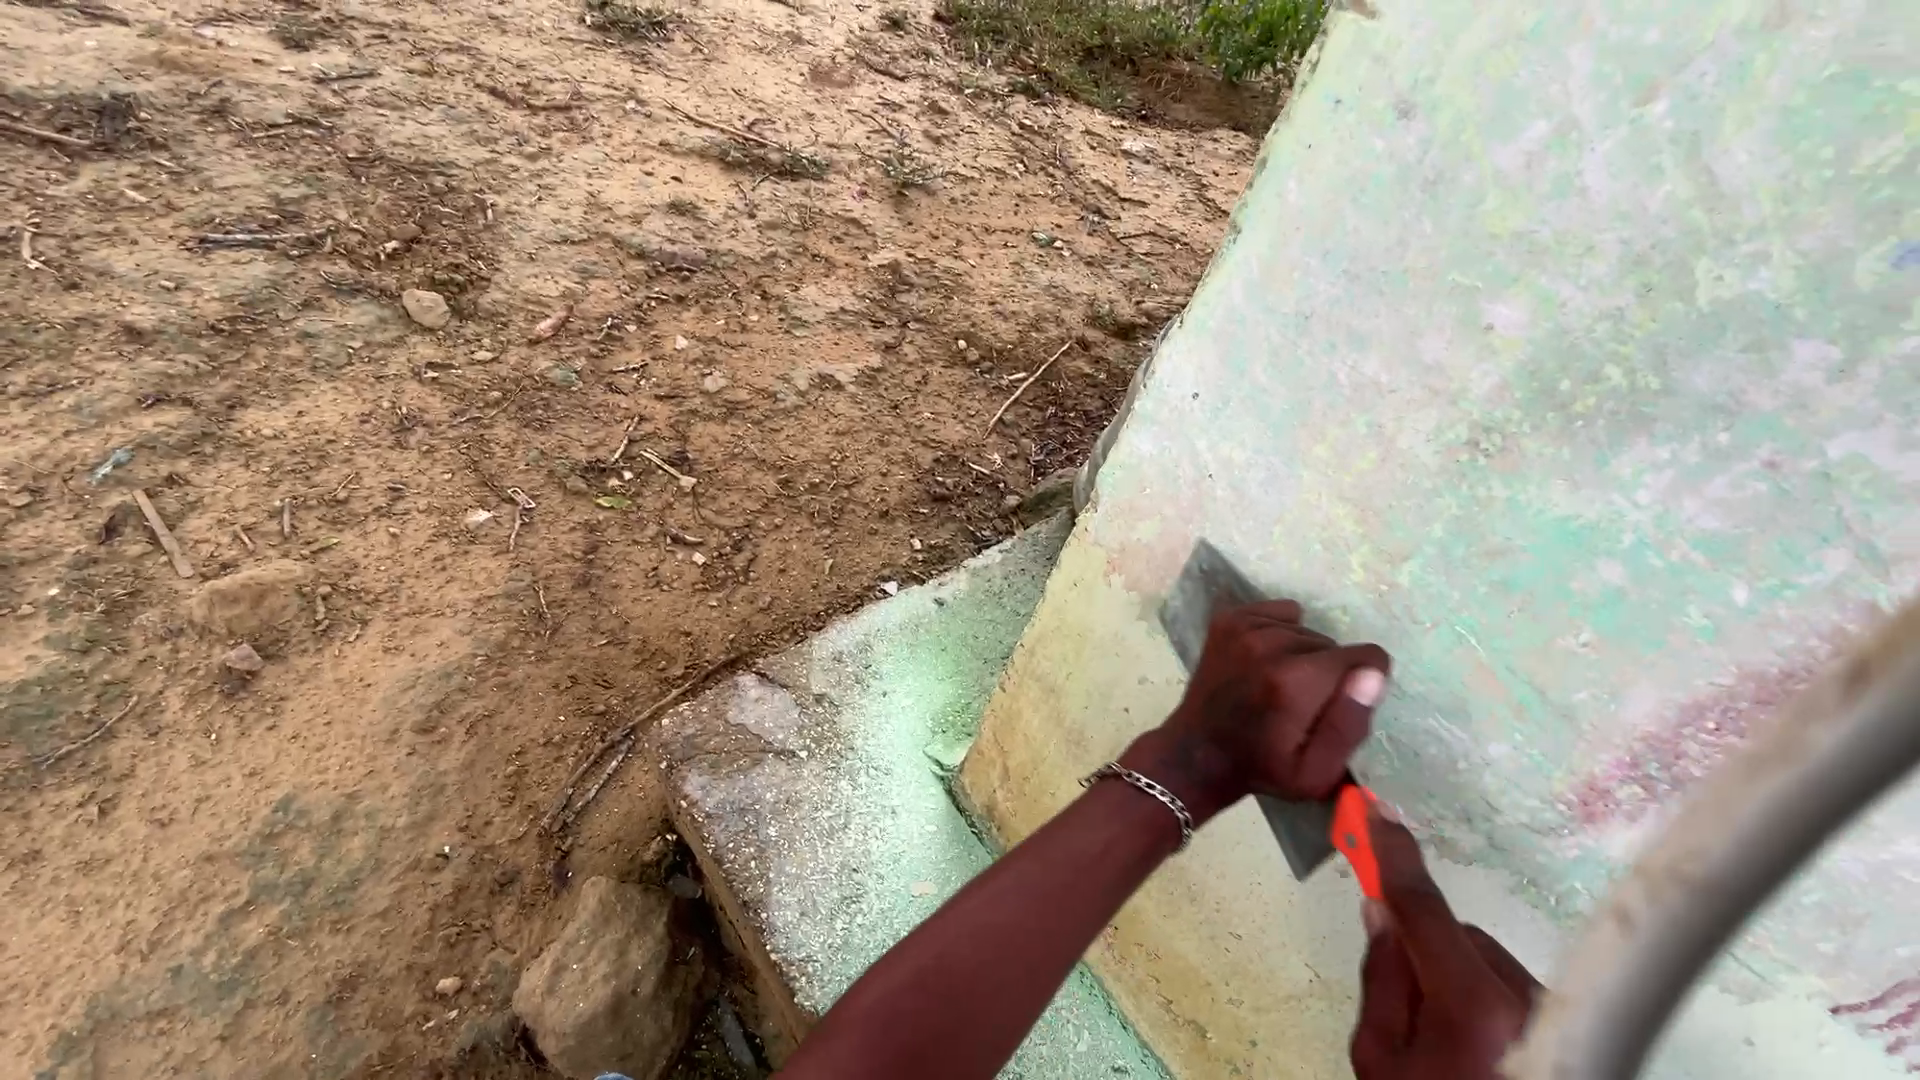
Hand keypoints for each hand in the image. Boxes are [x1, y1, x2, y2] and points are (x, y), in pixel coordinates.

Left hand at [1120, 599, 1390, 822]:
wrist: (1197, 753)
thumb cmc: (1263, 768)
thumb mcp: (1317, 771)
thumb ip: (1350, 724)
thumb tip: (1373, 673)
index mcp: (1294, 682)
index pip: (1364, 656)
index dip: (1363, 681)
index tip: (1342, 702)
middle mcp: (1269, 645)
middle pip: (1331, 644)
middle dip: (1328, 670)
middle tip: (1303, 702)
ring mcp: (1244, 629)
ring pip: (1305, 630)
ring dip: (1303, 653)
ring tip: (1281, 684)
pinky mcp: (1228, 620)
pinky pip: (1280, 611)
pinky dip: (1282, 630)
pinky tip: (1267, 658)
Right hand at [1351, 813, 1540, 1078]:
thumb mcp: (1379, 1062)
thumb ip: (1380, 979)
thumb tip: (1383, 916)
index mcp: (1471, 1006)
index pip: (1422, 907)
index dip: (1392, 854)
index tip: (1374, 809)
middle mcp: (1526, 1002)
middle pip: (1456, 936)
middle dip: (1424, 949)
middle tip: (1403, 1002)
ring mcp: (1554, 1019)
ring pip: (1485, 963)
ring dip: (1456, 979)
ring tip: (1449, 1047)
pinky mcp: (1570, 1032)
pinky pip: (1511, 991)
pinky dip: (1484, 1003)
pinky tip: (1480, 1056)